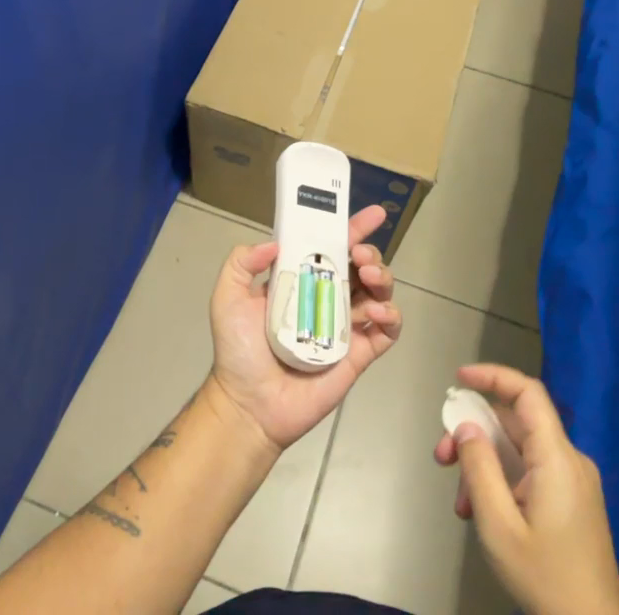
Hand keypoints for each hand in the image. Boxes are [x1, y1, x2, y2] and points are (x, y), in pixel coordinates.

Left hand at [206, 205, 401, 448]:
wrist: (249, 404)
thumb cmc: (238, 351)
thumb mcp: (228, 298)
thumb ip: (242, 262)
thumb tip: (275, 243)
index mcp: (301, 282)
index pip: (330, 248)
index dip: (352, 229)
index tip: (373, 214)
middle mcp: (326, 299)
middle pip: (361, 267)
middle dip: (369, 252)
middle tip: (360, 255)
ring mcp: (345, 327)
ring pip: (378, 292)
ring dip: (382, 277)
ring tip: (370, 277)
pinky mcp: (358, 354)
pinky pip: (386, 331)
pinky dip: (391, 316)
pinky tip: (378, 311)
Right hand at [433, 364, 618, 614]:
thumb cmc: (544, 574)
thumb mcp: (498, 524)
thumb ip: (479, 469)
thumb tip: (466, 426)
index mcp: (557, 459)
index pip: (528, 394)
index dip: (493, 376)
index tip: (458, 379)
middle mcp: (570, 460)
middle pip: (516, 423)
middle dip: (474, 433)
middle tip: (442, 458)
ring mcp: (574, 480)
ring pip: (519, 450)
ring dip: (484, 464)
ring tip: (462, 501)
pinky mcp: (572, 499)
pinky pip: (531, 471)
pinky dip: (502, 479)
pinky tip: (482, 510)